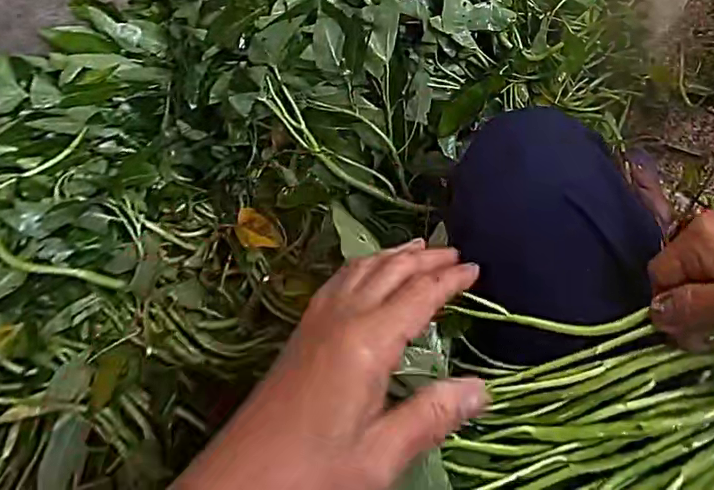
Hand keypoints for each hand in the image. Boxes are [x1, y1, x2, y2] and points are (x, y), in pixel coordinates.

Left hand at [174, 242, 486, 489]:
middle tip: (456, 253)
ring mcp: (317, 320)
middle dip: (426, 258)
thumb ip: (430, 417)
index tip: (477, 269)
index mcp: (367, 340)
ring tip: (418, 248)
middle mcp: (343, 316)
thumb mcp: (377, 459)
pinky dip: (365, 265)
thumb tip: (482, 388)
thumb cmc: (310, 475)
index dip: (451, 280)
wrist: (232, 488)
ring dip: (395, 255)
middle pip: (392, 270)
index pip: (420, 295)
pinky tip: (366, 272)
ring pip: (364, 268)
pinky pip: (340, 279)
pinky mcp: (300, 332)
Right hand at [647, 210, 713, 347]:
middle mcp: (709, 222)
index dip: (670, 314)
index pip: (658, 276)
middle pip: (678, 270)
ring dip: (711, 300)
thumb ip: (694, 308)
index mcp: (700, 235)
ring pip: (701, 268)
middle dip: (690, 306)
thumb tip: (654, 312)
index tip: (698, 342)